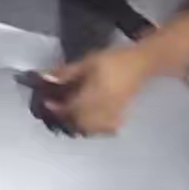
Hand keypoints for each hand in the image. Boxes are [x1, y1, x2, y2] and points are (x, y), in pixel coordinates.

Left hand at [36, 44, 164, 136]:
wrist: (144, 62)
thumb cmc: (115, 60)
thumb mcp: (88, 62)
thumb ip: (66, 72)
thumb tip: (45, 78)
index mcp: (96, 93)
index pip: (71, 108)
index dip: (56, 108)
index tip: (47, 102)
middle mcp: (104, 106)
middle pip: (79, 122)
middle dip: (64, 118)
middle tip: (56, 110)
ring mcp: (113, 112)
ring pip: (92, 128)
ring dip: (77, 126)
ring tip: (68, 117)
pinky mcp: (120, 113)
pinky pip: (107, 129)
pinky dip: (95, 130)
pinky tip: (88, 124)